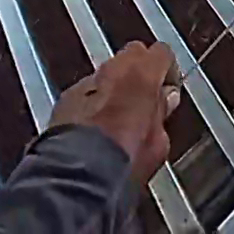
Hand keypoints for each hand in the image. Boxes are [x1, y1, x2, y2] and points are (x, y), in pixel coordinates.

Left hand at [49, 41, 182, 183]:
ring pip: (108, 72)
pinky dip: (92, 103)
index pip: (163, 52)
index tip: (167, 91)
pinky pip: (86, 92)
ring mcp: (88, 81)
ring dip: (114, 86)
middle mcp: (116, 68)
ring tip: (116, 117)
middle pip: (133, 54)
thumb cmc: (123, 160)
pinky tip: (92, 129)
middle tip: (143, 100)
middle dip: (139, 71)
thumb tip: (164, 102)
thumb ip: (162, 113)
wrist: (77, 181)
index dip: (167, 70)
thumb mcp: (158, 143)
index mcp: (144, 72)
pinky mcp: (66, 98)